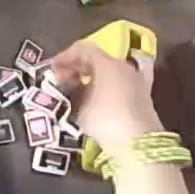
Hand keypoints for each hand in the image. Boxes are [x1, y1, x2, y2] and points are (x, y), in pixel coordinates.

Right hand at [50, 41, 164, 151]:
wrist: (137, 144)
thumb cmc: (104, 120)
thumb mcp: (79, 105)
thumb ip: (70, 90)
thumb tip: (67, 83)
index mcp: (107, 63)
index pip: (83, 49)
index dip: (65, 56)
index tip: (52, 69)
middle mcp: (123, 66)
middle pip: (97, 58)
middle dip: (77, 67)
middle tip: (61, 80)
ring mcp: (135, 79)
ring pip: (108, 70)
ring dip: (91, 76)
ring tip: (76, 91)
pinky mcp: (142, 94)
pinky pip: (120, 82)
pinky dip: (107, 84)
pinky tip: (99, 94)